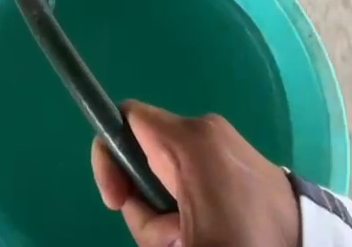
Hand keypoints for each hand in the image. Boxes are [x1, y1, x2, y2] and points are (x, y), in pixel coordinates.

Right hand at [90, 101, 299, 246]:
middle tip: (173, 239)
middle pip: (146, 153)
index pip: (124, 117)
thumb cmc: (242, 243)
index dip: (107, 156)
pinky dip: (192, 204)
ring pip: (170, 169)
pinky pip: (196, 173)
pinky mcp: (243, 159)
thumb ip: (139, 214)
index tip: (117, 201)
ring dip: (170, 211)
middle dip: (147, 201)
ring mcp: (227, 141)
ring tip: (196, 241)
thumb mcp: (178, 242)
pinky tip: (213, 234)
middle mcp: (205, 128)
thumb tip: (130, 199)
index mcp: (188, 139)